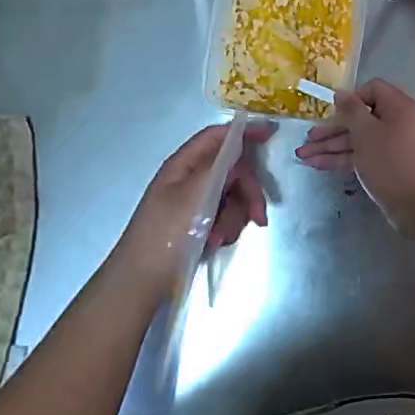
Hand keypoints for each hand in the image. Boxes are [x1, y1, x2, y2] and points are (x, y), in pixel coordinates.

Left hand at [111, 120, 274, 295]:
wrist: (143, 280)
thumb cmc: (165, 234)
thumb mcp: (194, 196)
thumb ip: (219, 166)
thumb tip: (238, 141)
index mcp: (183, 166)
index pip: (217, 138)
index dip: (243, 133)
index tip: (271, 135)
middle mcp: (191, 180)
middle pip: (233, 171)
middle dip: (248, 192)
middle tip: (257, 215)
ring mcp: (196, 202)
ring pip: (234, 196)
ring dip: (236, 217)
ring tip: (221, 237)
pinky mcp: (200, 223)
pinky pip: (227, 216)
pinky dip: (228, 228)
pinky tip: (216, 243)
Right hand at [295, 79, 414, 233]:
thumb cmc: (391, 161)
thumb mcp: (366, 132)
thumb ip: (351, 111)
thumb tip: (341, 93)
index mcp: (397, 107)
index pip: (373, 90)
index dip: (352, 99)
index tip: (334, 113)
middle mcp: (396, 124)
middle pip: (360, 119)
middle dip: (331, 129)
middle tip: (307, 139)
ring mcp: (392, 147)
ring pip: (358, 141)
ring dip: (331, 146)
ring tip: (302, 156)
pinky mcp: (387, 168)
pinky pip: (361, 157)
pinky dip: (341, 160)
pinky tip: (317, 165)